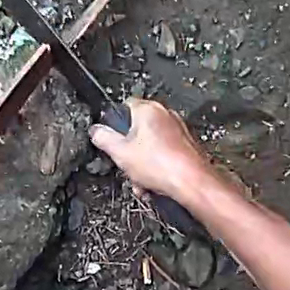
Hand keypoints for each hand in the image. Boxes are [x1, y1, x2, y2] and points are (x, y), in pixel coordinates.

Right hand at [89, 98, 216, 203]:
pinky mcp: (186, 146)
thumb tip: (96, 131)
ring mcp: (178, 130)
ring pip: (151, 145)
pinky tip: (154, 184)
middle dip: (130, 152)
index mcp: (149, 110)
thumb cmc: (163, 166)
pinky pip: (165, 154)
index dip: (114, 124)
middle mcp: (166, 115)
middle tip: (127, 166)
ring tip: (142, 181)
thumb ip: (103, 139)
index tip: (110, 138)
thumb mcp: (120, 153)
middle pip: (137, 130)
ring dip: (142, 164)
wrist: (193, 183)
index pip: (124, 106)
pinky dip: (157, 168)